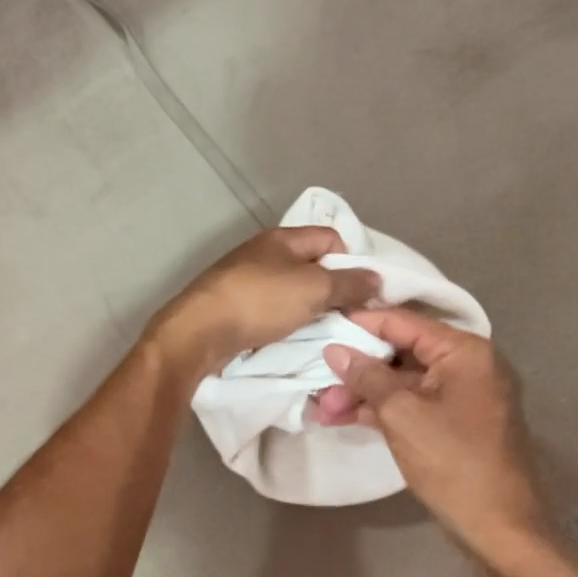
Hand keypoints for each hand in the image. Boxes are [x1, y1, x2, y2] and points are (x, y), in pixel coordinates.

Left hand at [146, 227, 377, 376]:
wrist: (199, 332)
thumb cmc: (259, 301)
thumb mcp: (314, 288)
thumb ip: (349, 282)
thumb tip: (378, 277)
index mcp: (281, 238)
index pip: (330, 238)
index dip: (350, 261)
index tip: (358, 292)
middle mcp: (261, 253)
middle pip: (310, 266)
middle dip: (330, 290)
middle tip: (344, 316)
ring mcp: (244, 280)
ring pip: (290, 291)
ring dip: (307, 310)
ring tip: (318, 331)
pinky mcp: (232, 307)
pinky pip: (270, 311)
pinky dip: (283, 323)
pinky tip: (288, 338)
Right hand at [318, 309, 554, 562]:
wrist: (500, 529)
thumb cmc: (454, 462)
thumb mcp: (401, 414)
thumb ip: (366, 376)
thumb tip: (335, 349)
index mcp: (463, 352)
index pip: (401, 322)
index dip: (358, 323)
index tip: (318, 324)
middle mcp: (466, 365)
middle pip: (399, 350)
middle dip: (355, 366)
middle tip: (315, 378)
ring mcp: (461, 394)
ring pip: (399, 380)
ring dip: (361, 392)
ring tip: (322, 408)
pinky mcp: (452, 421)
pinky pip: (409, 402)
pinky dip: (378, 408)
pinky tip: (342, 417)